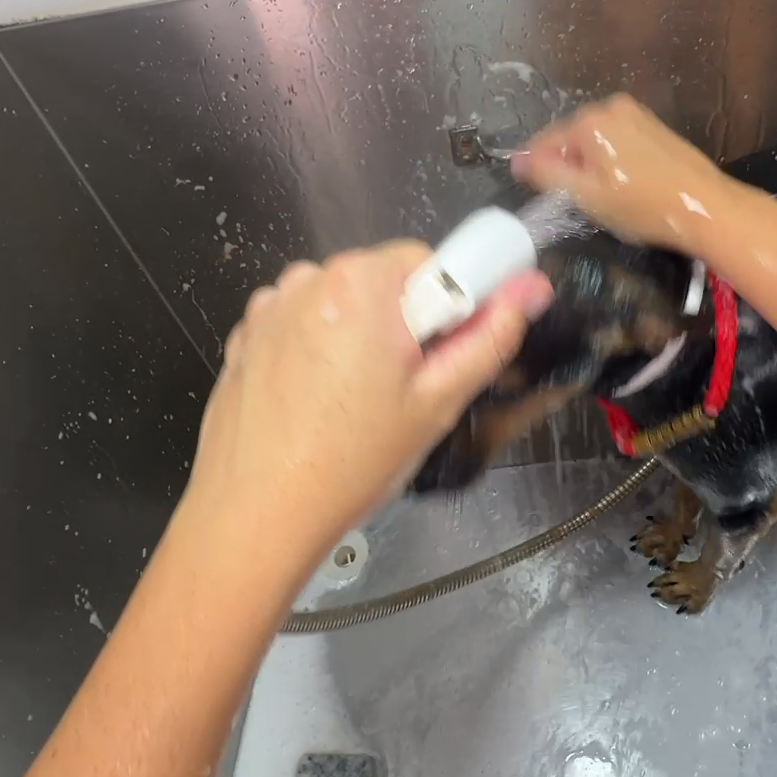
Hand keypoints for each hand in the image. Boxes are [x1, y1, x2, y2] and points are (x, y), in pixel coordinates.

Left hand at [181, 241, 552, 559]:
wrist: (253, 517)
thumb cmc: (353, 460)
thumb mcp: (437, 402)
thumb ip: (491, 337)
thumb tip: (531, 288)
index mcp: (361, 282)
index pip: (428, 260)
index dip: (445, 305)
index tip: (438, 354)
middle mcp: (309, 277)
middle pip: (382, 282)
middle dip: (401, 323)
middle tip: (401, 388)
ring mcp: (269, 305)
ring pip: (342, 303)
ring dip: (358, 335)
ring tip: (354, 402)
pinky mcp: (245, 334)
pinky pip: (301, 324)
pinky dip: (316, 349)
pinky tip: (313, 402)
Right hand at [511, 94, 732, 249]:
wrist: (704, 207)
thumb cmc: (641, 206)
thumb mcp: (584, 195)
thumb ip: (544, 174)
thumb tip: (516, 160)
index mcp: (589, 122)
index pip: (543, 144)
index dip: (539, 173)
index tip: (546, 198)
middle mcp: (611, 108)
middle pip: (570, 140)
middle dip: (569, 169)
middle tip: (582, 202)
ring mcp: (636, 115)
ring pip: (594, 143)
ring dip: (591, 167)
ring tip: (607, 197)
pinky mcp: (654, 127)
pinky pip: (616, 142)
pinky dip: (611, 162)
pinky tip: (625, 186)